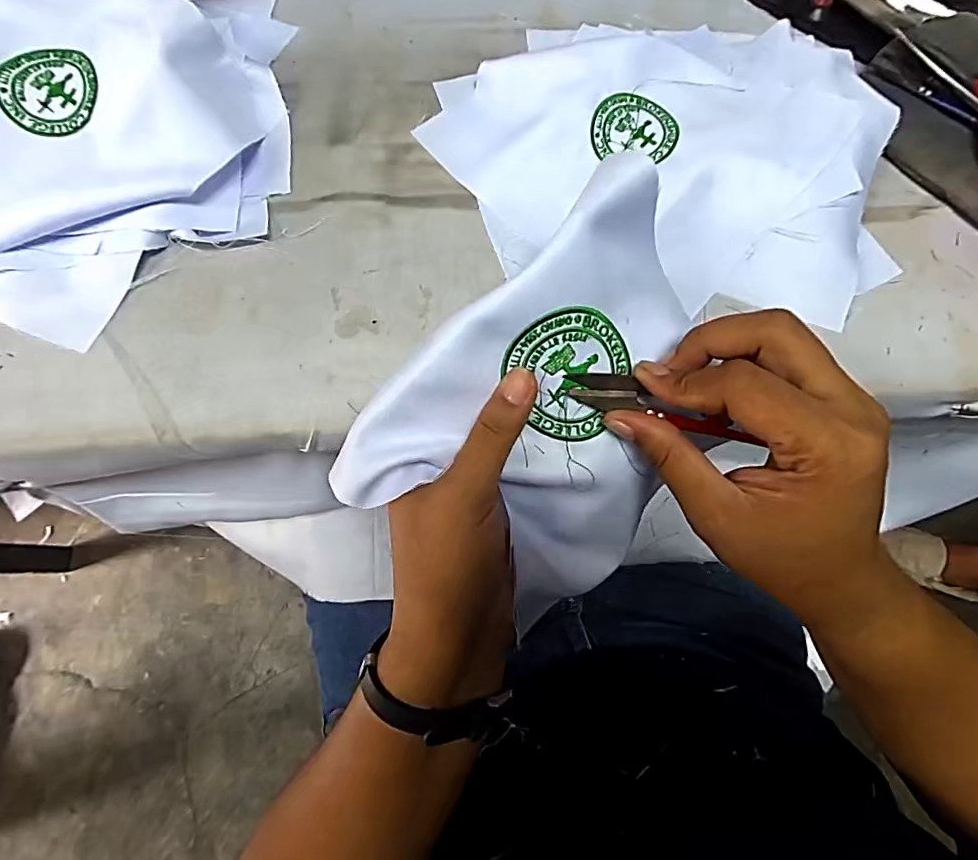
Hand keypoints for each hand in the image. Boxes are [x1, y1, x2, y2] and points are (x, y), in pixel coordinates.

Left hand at [378, 368, 535, 708]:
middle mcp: (435, 465)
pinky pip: (515, 468)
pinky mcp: (496, 507)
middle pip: (470, 417)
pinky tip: (567, 426)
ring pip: (496, 442)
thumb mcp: (464, 492)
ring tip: (566, 375)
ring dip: (524, 418)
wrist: (460, 645)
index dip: (469, 367)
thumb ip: (491, 435)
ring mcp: (467, 487)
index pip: (435, 398)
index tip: (512, 333)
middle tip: (551, 347)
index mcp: (410, 455)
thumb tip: (523, 372)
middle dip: (504, 390)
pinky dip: (535, 450)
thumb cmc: (446, 564)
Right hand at [603, 310, 894, 623]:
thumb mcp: (717, 515)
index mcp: (828, 445)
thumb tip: (625, 414)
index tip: (644, 389)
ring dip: (725, 345)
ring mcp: (852, 399)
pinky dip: (741, 359)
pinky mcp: (842, 397)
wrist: (841, 579)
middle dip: (710, 341)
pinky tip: (713, 389)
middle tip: (669, 373)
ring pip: (781, 334)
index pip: (747, 383)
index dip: (687, 381)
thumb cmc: (784, 559)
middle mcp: (851, 409)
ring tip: (686, 378)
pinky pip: (787, 354)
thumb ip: (670, 457)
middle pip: (775, 332)